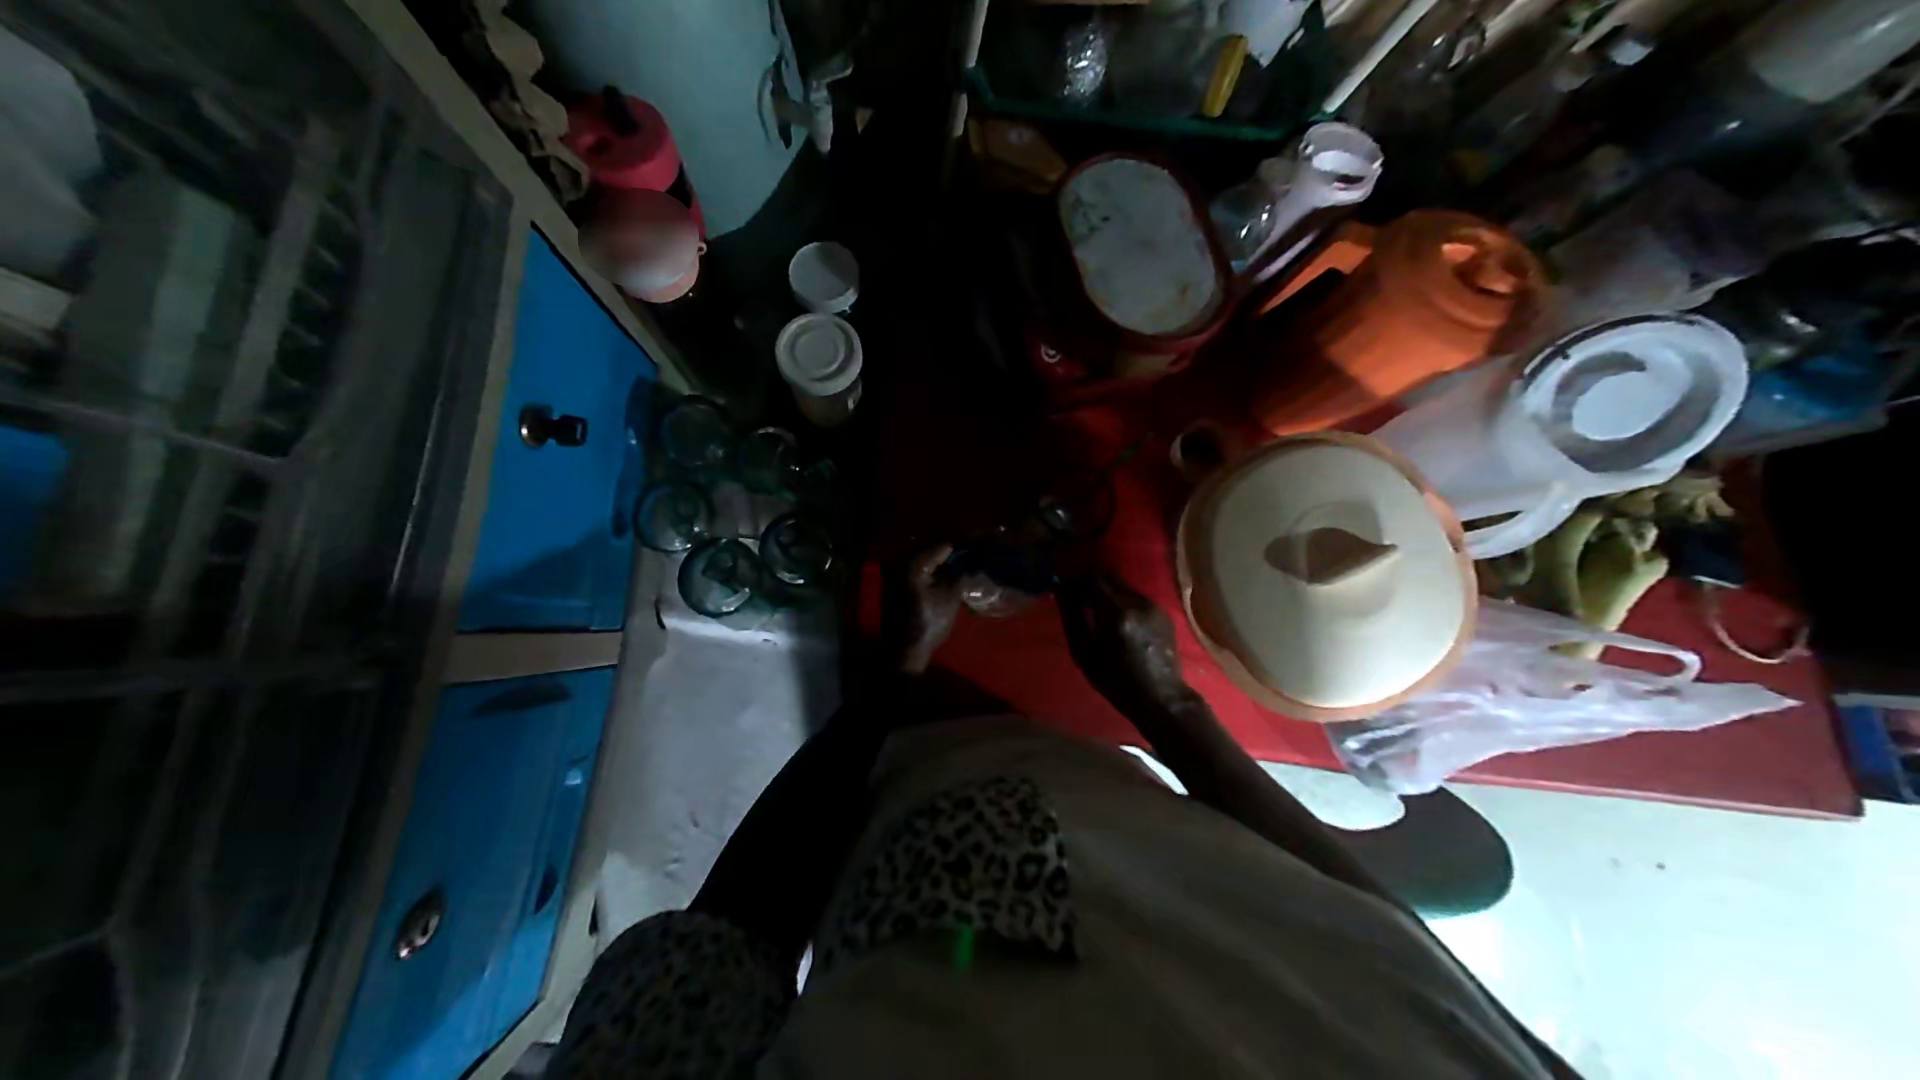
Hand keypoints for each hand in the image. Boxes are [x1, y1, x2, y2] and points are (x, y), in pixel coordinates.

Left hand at [901, 544, 960, 674]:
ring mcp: (893, 569)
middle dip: (951, 549)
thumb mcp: (951, 596)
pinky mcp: (892, 579)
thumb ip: (960, 572)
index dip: (962, 544)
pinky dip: (930, 566)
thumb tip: (970, 559)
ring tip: (962, 560)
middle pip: (931, 546)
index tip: (978, 544)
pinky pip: (915, 564)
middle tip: (972, 551)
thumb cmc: (930, 624)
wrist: (904, 649)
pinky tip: (945, 570)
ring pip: (923, 555)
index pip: (943, 544)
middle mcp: (899, 560)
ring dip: (941, 557)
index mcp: (913, 563)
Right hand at [1057, 573, 1196, 714]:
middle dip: (1090, 581)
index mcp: (1117, 613)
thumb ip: (1072, 616)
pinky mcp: (1163, 612)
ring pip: (1123, 585)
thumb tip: (1062, 591)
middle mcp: (1138, 603)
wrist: (1159, 696)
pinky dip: (1121, 600)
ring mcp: (1154, 606)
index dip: (1076, 578)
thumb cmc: (1115, 680)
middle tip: (1076, 594)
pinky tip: (1115, 618)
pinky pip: (1135, 597)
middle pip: (1110, 577)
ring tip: (1094, 608)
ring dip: (1106, 591)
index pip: (1093, 578)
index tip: (1064, 585)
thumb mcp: (1084, 652)